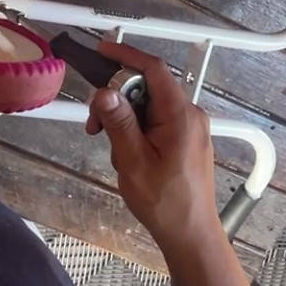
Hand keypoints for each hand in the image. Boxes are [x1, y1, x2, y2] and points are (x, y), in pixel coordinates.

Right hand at [87, 40, 219, 253]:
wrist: (190, 235)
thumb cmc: (163, 201)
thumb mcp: (133, 161)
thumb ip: (119, 122)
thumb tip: (104, 91)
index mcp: (181, 115)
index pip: (154, 70)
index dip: (127, 55)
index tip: (101, 50)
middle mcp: (189, 115)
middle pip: (147, 89)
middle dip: (117, 100)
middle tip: (94, 126)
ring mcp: (189, 128)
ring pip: (148, 107)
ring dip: (124, 120)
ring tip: (116, 152)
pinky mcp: (185, 141)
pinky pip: (155, 122)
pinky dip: (135, 130)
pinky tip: (127, 155)